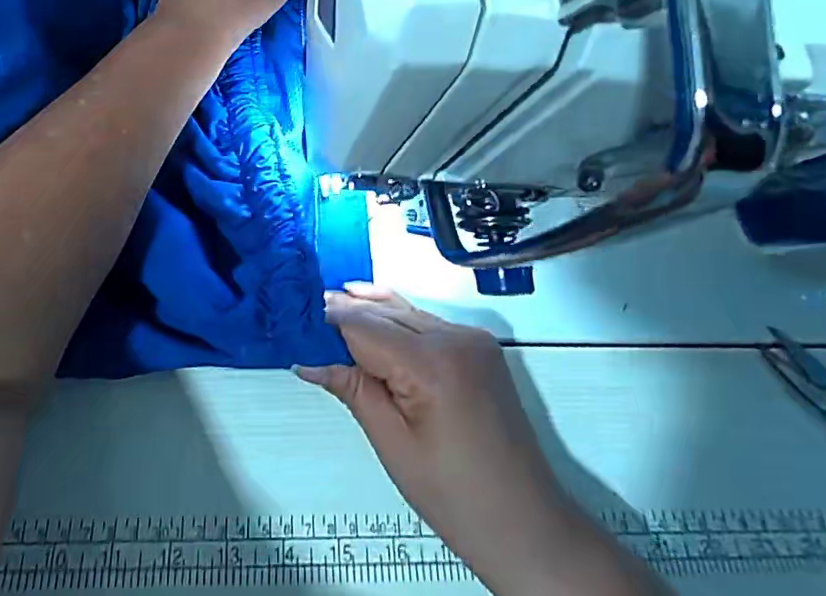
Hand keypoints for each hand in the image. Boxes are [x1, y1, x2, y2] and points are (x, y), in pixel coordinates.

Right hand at [297, 286, 577, 581]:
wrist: (529, 526)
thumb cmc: (456, 497)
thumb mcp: (393, 444)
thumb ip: (352, 390)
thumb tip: (309, 362)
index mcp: (433, 363)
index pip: (364, 327)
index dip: (328, 324)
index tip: (296, 321)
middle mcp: (456, 338)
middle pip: (385, 313)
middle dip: (346, 311)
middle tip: (304, 308)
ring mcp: (473, 340)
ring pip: (407, 311)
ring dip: (371, 309)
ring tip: (330, 300)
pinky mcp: (480, 347)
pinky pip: (427, 323)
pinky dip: (398, 320)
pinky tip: (373, 314)